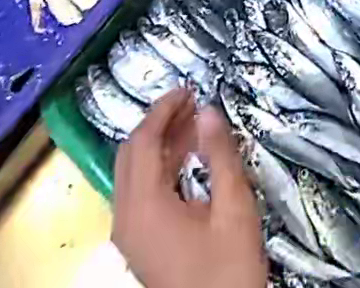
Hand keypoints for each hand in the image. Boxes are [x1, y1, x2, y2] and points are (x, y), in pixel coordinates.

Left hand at [112, 90, 266, 287]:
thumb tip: (208, 109)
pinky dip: (160, 166)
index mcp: (144, 205)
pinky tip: (188, 157)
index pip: (144, 140)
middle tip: (191, 103)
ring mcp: (129, 233)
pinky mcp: (138, 243)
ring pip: (134, 170)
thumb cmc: (228, 270)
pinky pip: (140, 190)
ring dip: (161, 143)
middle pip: (132, 152)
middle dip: (160, 121)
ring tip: (195, 123)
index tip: (188, 88)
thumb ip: (220, 154)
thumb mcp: (234, 207)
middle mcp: (126, 216)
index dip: (164, 108)